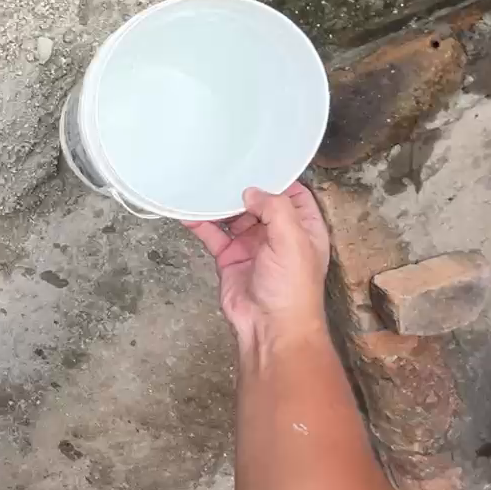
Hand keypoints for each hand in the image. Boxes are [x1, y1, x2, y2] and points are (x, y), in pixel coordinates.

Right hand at [184, 184, 329, 351]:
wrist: (268, 324)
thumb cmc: (291, 289)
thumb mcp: (292, 241)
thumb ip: (276, 210)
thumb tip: (252, 192)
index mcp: (303, 228)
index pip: (293, 194)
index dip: (277, 180)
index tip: (256, 164)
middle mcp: (278, 234)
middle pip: (258, 203)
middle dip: (241, 190)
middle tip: (222, 173)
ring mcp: (252, 245)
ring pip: (232, 217)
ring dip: (218, 206)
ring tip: (202, 189)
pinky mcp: (229, 257)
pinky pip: (213, 235)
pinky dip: (199, 224)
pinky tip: (187, 214)